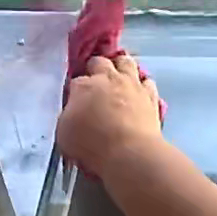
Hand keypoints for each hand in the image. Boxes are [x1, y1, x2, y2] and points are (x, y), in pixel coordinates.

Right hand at [57, 53, 162, 175]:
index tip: (75, 100)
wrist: (129, 153)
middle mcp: (108, 79)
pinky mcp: (151, 97)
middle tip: (95, 81)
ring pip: (126, 62)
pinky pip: (148, 82)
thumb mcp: (65, 133)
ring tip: (119, 77)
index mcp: (83, 87)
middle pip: (100, 62)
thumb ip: (68, 116)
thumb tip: (73, 112)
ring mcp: (132, 85)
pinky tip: (140, 92)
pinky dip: (143, 85)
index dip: (75, 90)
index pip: (75, 81)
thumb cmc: (91, 145)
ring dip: (121, 67)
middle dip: (96, 68)